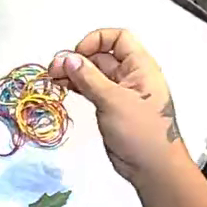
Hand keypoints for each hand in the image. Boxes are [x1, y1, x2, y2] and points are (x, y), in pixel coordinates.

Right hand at [51, 28, 188, 184]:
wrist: (152, 167)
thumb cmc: (142, 132)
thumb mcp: (113, 100)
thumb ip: (89, 78)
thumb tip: (69, 58)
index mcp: (141, 67)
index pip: (119, 38)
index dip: (96, 41)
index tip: (78, 55)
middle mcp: (132, 76)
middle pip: (102, 55)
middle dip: (78, 59)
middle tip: (55, 69)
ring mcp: (121, 92)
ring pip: (94, 73)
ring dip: (74, 73)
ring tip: (53, 79)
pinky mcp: (112, 108)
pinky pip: (93, 90)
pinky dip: (78, 87)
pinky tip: (63, 88)